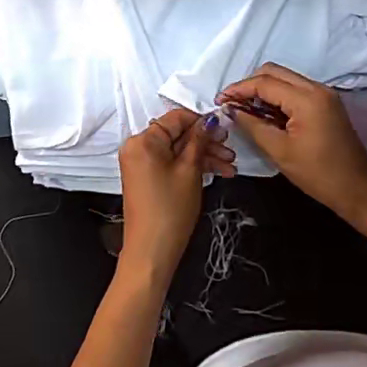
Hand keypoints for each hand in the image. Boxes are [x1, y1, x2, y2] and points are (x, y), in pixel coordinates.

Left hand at [117, 107, 233, 279]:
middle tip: (229, 150)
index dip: (202, 121)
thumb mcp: (190, 170)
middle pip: (177, 134)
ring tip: (228, 166)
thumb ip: (199, 141)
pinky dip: (190, 166)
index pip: (176, 118)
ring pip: (177, 150)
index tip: (223, 128)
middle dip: (205, 142)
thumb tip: (209, 121)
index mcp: (143, 140)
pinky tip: (216, 172)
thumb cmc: (170, 210)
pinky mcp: (146, 177)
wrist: (152, 249)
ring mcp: (141, 163)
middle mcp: (137, 147)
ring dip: (203, 156)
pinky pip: (170, 162)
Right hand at [219, 63, 366, 225]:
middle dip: (249, 85)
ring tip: (244, 110)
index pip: (265, 82)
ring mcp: (324, 94)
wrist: (358, 189)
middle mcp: (317, 88)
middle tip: (231, 104)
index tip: (219, 101)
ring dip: (263, 90)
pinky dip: (277, 97)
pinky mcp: (326, 103)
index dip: (238, 89)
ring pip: (284, 79)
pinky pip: (295, 90)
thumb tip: (231, 110)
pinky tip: (264, 114)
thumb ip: (252, 125)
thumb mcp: (279, 151)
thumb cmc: (318, 174)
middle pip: (274, 72)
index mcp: (307, 99)